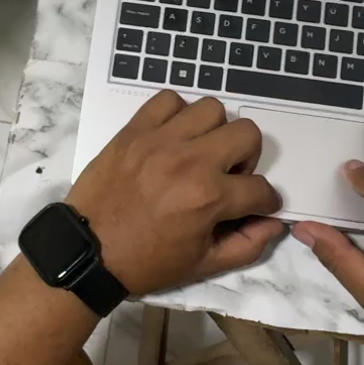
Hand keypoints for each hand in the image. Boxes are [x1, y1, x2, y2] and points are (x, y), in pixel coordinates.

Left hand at [66, 91, 285, 295]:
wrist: (87, 252)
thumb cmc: (146, 262)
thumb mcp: (202, 265)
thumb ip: (247, 245)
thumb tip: (276, 224)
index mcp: (209, 198)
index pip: (261, 188)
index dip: (264, 202)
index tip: (255, 206)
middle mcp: (190, 161)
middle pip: (247, 133)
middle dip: (247, 158)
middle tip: (227, 176)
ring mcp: (160, 140)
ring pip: (212, 109)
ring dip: (214, 131)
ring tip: (199, 153)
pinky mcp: (134, 130)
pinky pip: (168, 99)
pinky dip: (176, 114)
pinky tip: (172, 138)